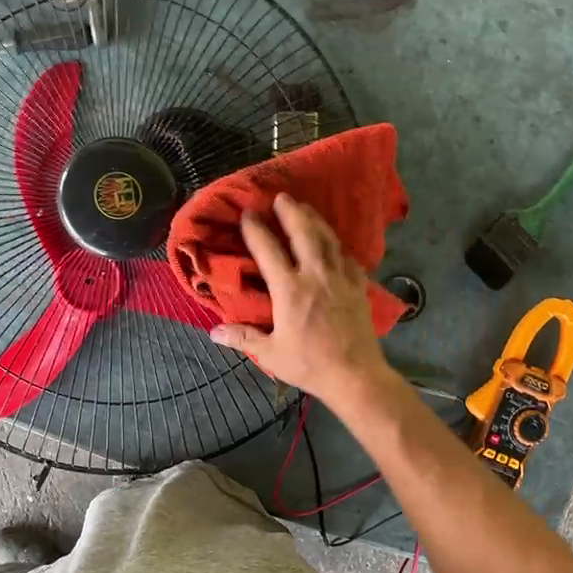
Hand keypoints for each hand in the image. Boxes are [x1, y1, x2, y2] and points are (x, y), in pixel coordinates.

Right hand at [208, 193, 395, 406]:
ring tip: (304, 208)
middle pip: (303, 232)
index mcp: (289, 290)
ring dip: (314, 220)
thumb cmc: (309, 365)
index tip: (248, 214)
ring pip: (327, 239)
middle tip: (280, 197)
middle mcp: (315, 275)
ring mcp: (340, 278)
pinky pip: (347, 257)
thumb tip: (214, 332)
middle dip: (290, 212)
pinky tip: (333, 242)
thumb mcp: (271, 354)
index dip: (255, 229)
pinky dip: (336, 244)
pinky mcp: (358, 286)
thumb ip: (243, 338)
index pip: (268, 250)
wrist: (355, 375)